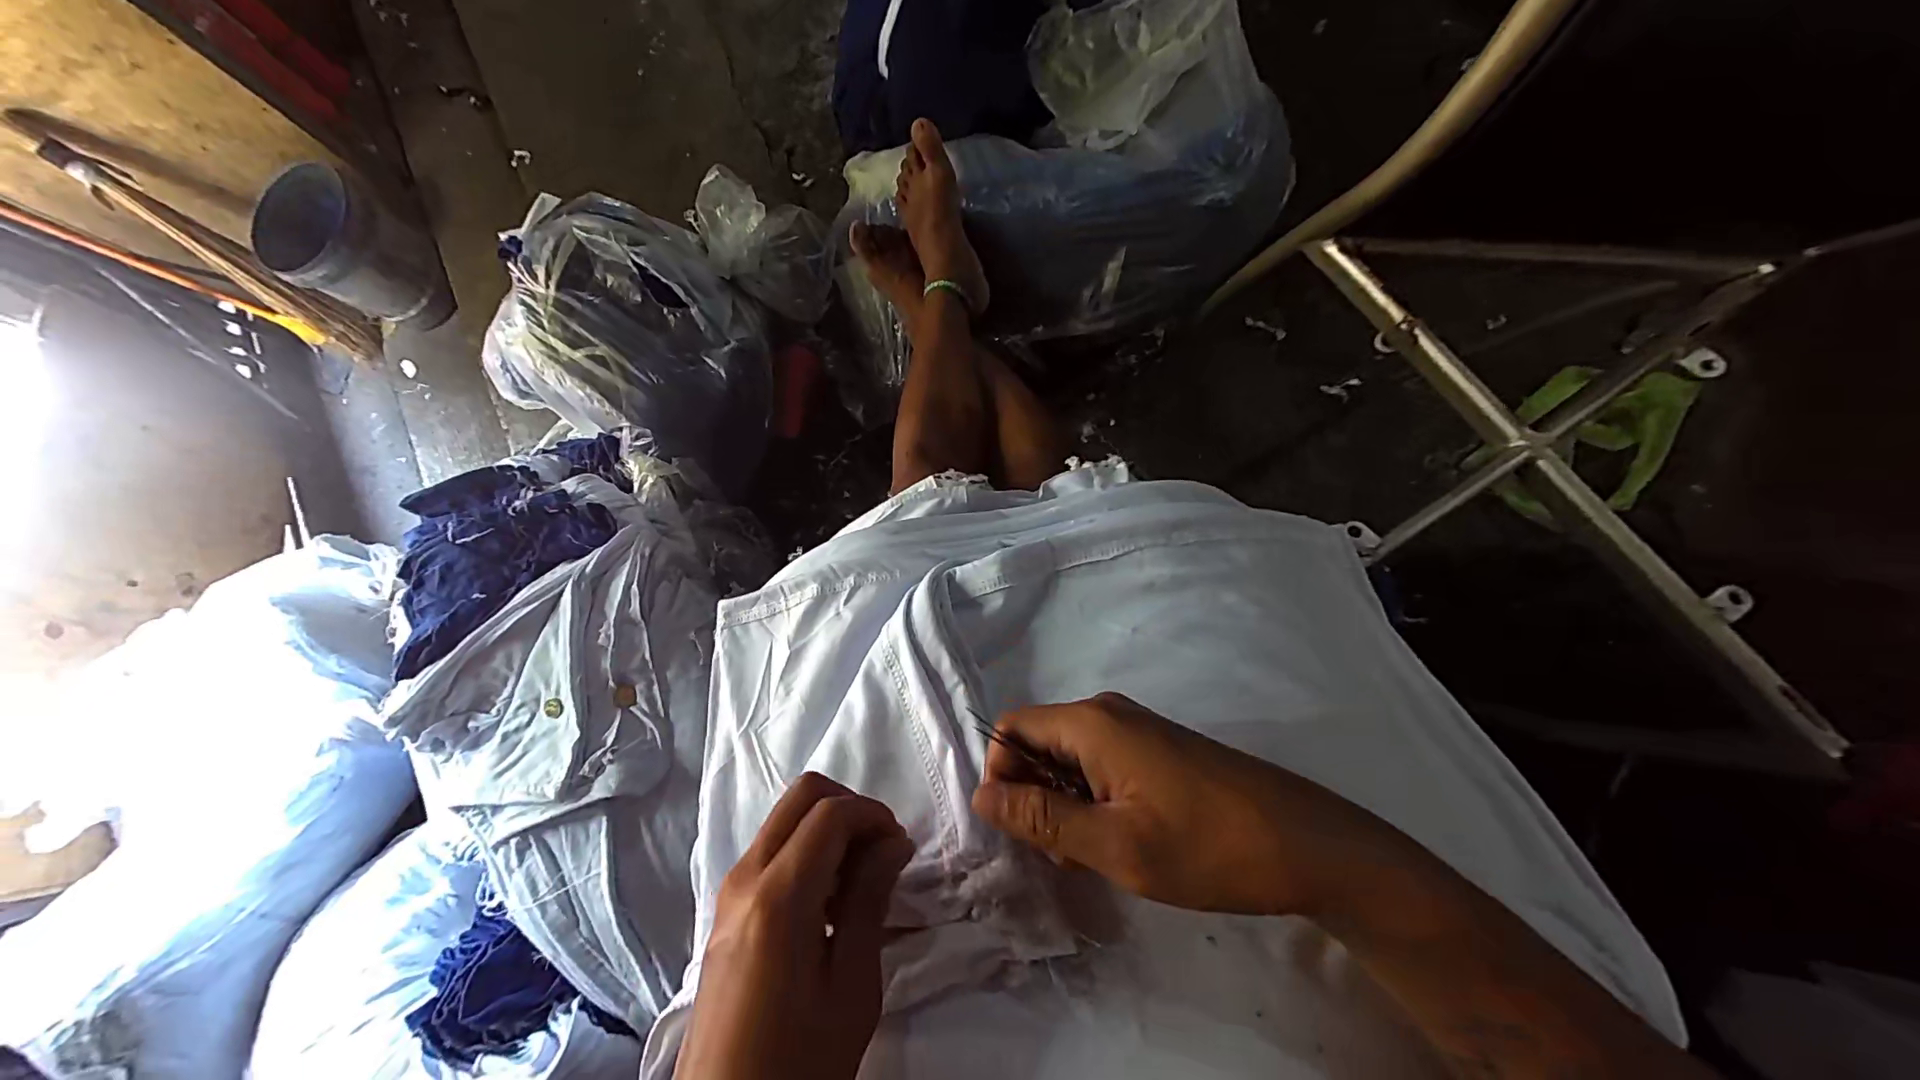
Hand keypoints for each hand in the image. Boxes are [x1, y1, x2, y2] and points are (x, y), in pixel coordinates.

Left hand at [676, 773, 914, 1079]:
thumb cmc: (798, 1059)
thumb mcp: (850, 987)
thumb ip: (869, 901)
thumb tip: (893, 842)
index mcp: (777, 896)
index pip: (830, 812)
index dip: (874, 815)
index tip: (900, 846)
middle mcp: (745, 877)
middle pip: (802, 795)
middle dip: (850, 806)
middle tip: (880, 849)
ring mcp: (729, 891)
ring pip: (785, 817)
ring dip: (828, 827)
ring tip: (859, 879)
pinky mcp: (726, 908)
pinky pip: (771, 848)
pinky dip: (807, 849)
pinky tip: (829, 899)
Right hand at [971, 693, 1414, 916]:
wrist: (1306, 844)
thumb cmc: (1205, 845)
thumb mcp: (1114, 844)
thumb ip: (1041, 818)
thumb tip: (982, 796)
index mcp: (1090, 723)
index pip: (1011, 729)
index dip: (1001, 776)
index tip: (1023, 831)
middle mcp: (1107, 713)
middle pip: (1038, 742)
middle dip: (1033, 796)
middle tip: (1063, 854)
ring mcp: (1136, 729)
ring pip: (1068, 759)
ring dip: (1063, 804)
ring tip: (1095, 855)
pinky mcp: (1156, 750)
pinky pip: (1099, 765)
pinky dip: (1092, 801)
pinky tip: (1120, 840)